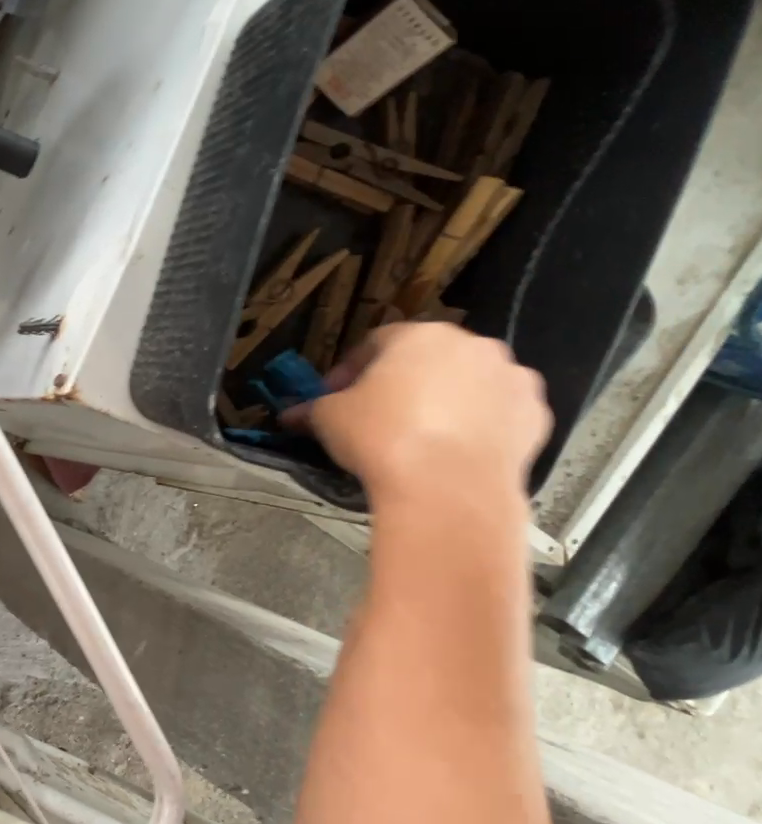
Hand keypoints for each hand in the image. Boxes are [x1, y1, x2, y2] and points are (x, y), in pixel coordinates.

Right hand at [288, 322, 550, 503]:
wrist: (448, 486)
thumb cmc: (382, 437)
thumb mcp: (329, 420)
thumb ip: (311, 410)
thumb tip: (290, 416)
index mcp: (420, 337)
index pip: (376, 342)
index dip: (349, 369)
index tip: (332, 395)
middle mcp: (473, 346)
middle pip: (427, 359)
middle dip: (399, 382)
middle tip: (374, 414)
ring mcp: (511, 378)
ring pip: (467, 383)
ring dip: (442, 400)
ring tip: (416, 435)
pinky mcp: (535, 414)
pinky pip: (496, 412)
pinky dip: (475, 424)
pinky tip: (450, 450)